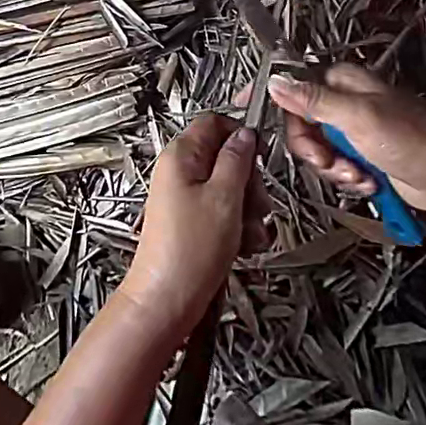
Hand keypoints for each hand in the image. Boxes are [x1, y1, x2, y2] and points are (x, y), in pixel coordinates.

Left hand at [117, 112, 269, 337]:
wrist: (165, 302)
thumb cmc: (187, 252)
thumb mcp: (225, 197)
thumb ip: (238, 160)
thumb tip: (246, 134)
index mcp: (181, 155)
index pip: (215, 122)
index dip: (241, 135)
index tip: (260, 156)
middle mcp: (178, 171)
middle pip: (225, 156)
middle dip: (249, 181)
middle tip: (257, 203)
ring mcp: (182, 196)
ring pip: (227, 186)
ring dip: (247, 207)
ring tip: (250, 232)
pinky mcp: (189, 221)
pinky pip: (220, 211)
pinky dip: (236, 225)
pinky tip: (243, 244)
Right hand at [267, 65, 425, 212]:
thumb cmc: (412, 140)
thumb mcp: (358, 117)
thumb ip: (313, 100)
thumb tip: (275, 81)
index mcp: (341, 82)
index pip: (292, 82)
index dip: (269, 95)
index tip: (242, 106)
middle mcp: (342, 101)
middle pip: (298, 122)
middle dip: (311, 148)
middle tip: (328, 159)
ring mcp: (350, 129)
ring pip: (313, 148)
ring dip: (331, 167)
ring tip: (357, 174)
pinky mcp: (358, 154)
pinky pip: (332, 165)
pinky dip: (344, 177)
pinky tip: (366, 181)